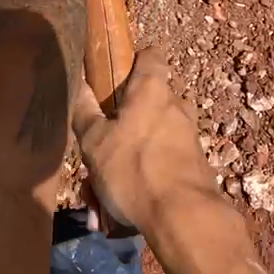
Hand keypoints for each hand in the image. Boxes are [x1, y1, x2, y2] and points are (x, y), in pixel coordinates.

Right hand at [71, 43, 222, 233]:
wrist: (184, 218)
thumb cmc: (135, 169)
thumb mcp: (95, 143)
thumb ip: (85, 113)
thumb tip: (79, 85)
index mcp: (152, 90)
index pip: (150, 55)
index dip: (132, 62)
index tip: (113, 80)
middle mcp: (176, 105)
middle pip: (146, 104)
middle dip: (121, 129)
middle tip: (97, 158)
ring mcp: (188, 136)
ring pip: (150, 140)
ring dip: (126, 163)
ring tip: (101, 200)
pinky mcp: (194, 165)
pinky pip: (160, 165)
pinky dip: (142, 182)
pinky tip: (120, 214)